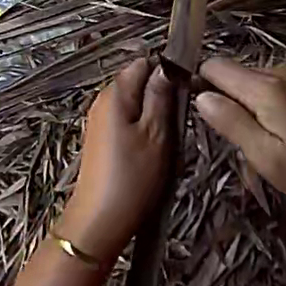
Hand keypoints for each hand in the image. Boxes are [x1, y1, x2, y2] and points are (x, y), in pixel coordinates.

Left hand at [60, 59, 174, 258]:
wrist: (99, 223)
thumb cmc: (132, 177)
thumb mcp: (157, 133)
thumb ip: (161, 95)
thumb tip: (167, 66)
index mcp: (115, 92)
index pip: (144, 62)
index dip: (167, 73)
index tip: (186, 93)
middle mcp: (103, 100)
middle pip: (139, 83)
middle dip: (161, 97)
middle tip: (178, 123)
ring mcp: (100, 121)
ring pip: (136, 105)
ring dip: (154, 118)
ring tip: (167, 142)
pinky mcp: (101, 140)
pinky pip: (128, 123)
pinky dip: (142, 133)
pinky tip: (151, 154)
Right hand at [194, 57, 285, 215]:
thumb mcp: (266, 158)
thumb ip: (232, 123)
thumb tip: (200, 97)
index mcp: (267, 89)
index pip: (217, 67)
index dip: (202, 84)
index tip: (201, 113)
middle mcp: (280, 73)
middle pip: (234, 74)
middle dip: (226, 100)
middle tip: (237, 141)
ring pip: (252, 82)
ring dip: (247, 106)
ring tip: (261, 143)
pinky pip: (272, 87)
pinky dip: (266, 106)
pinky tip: (280, 135)